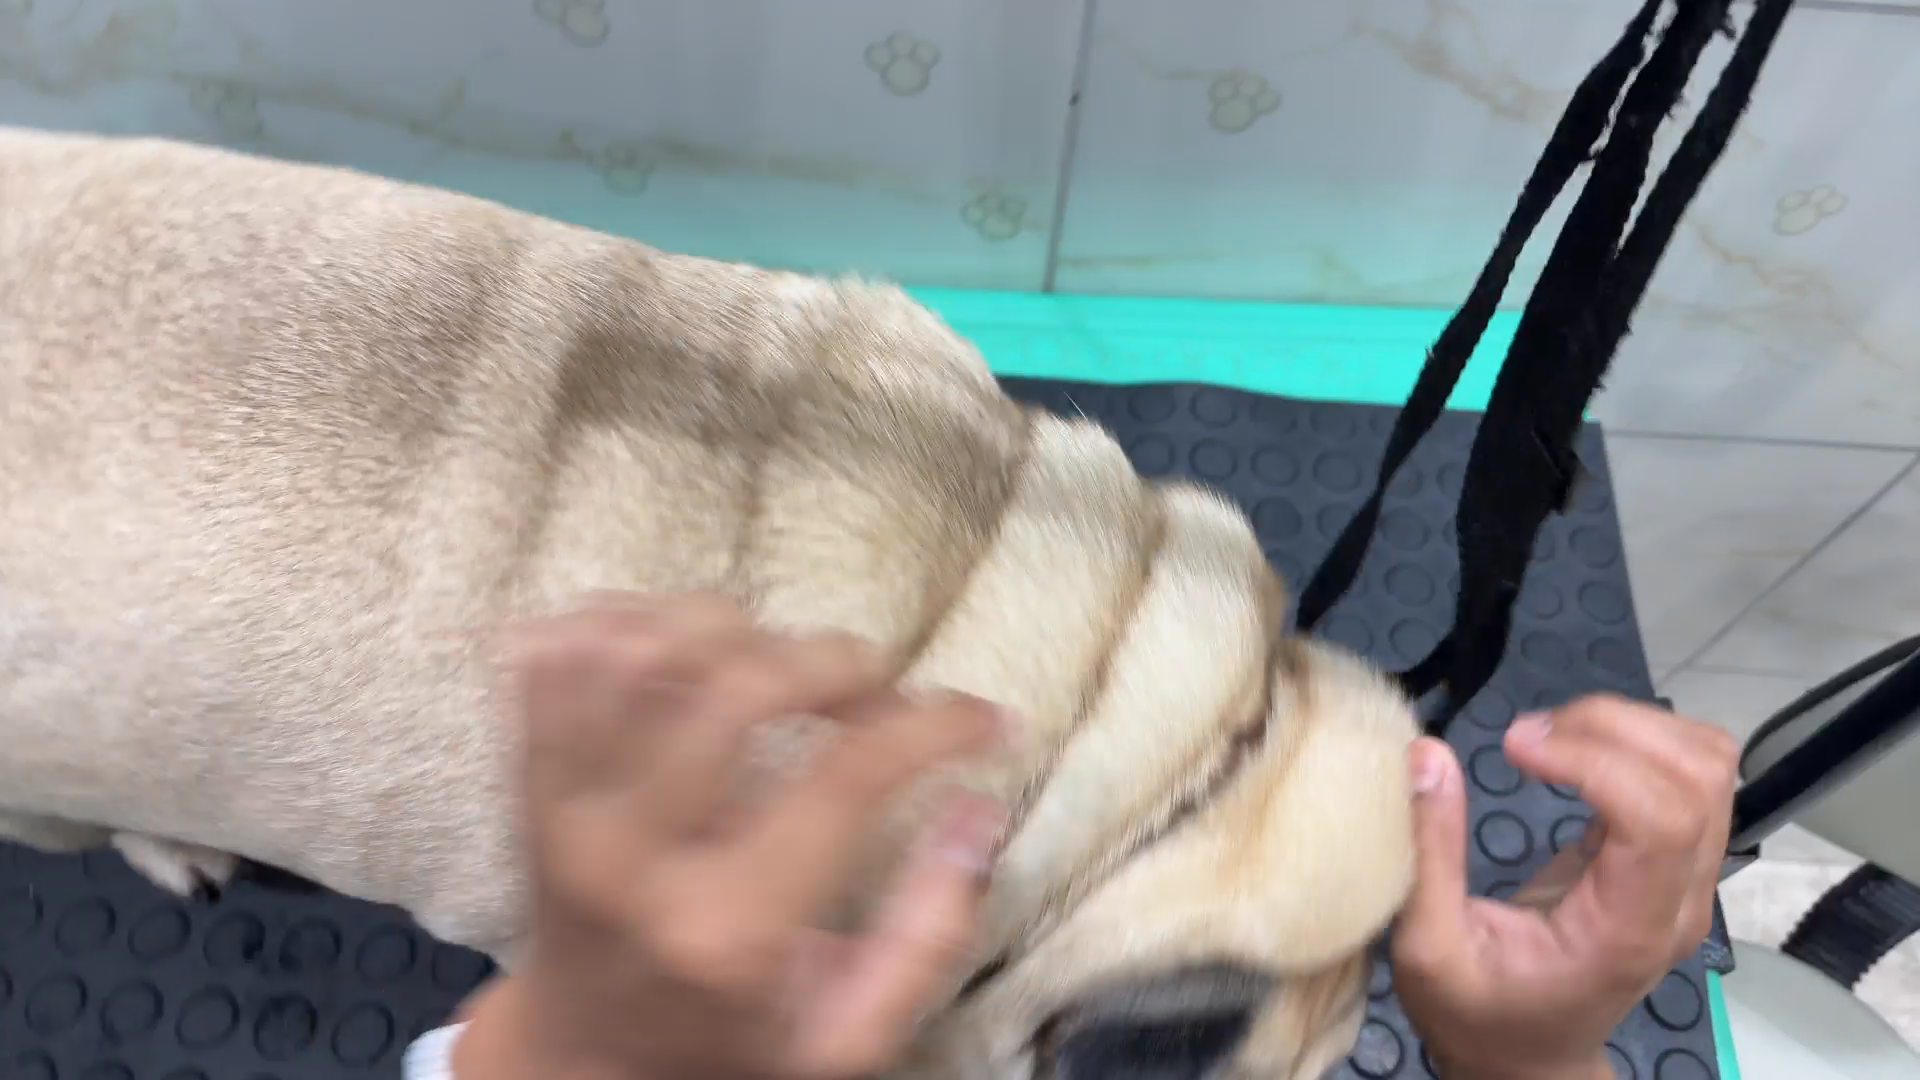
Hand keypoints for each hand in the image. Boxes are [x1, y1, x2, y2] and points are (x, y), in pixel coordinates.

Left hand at [454, 592, 1008, 1079]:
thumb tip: (977, 802)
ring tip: (784, 664)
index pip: (850, 775)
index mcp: (726, 924)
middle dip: (838, 661)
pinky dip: (634, 618)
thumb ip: (931, 929)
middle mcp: (630, 854)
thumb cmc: (730, 1040)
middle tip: (874, 687)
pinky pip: (559, 651)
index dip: (938, 725)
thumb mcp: (850, 1034)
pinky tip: (690, 647)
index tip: (985, 718)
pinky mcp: (520, 774)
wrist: (574, 1061)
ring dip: (740, 630)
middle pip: (742, 685)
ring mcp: (560, 805)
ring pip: (647, 645)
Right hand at [1390, 694, 1737, 1079]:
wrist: (1522, 1057)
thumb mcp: (1426, 943)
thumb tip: (1427, 753)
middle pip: (1699, 776)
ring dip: (1625, 728)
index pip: (1661, 817)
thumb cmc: (1472, 1011)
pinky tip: (1565, 754)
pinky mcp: (1658, 858)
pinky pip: (1681, 776)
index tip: (1509, 746)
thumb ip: (1428, 852)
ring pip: (1705, 765)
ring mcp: (1677, 878)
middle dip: (1608, 728)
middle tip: (1522, 739)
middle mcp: (1674, 897)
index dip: (1592, 760)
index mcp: (1625, 926)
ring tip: (1544, 740)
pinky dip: (1629, 741)